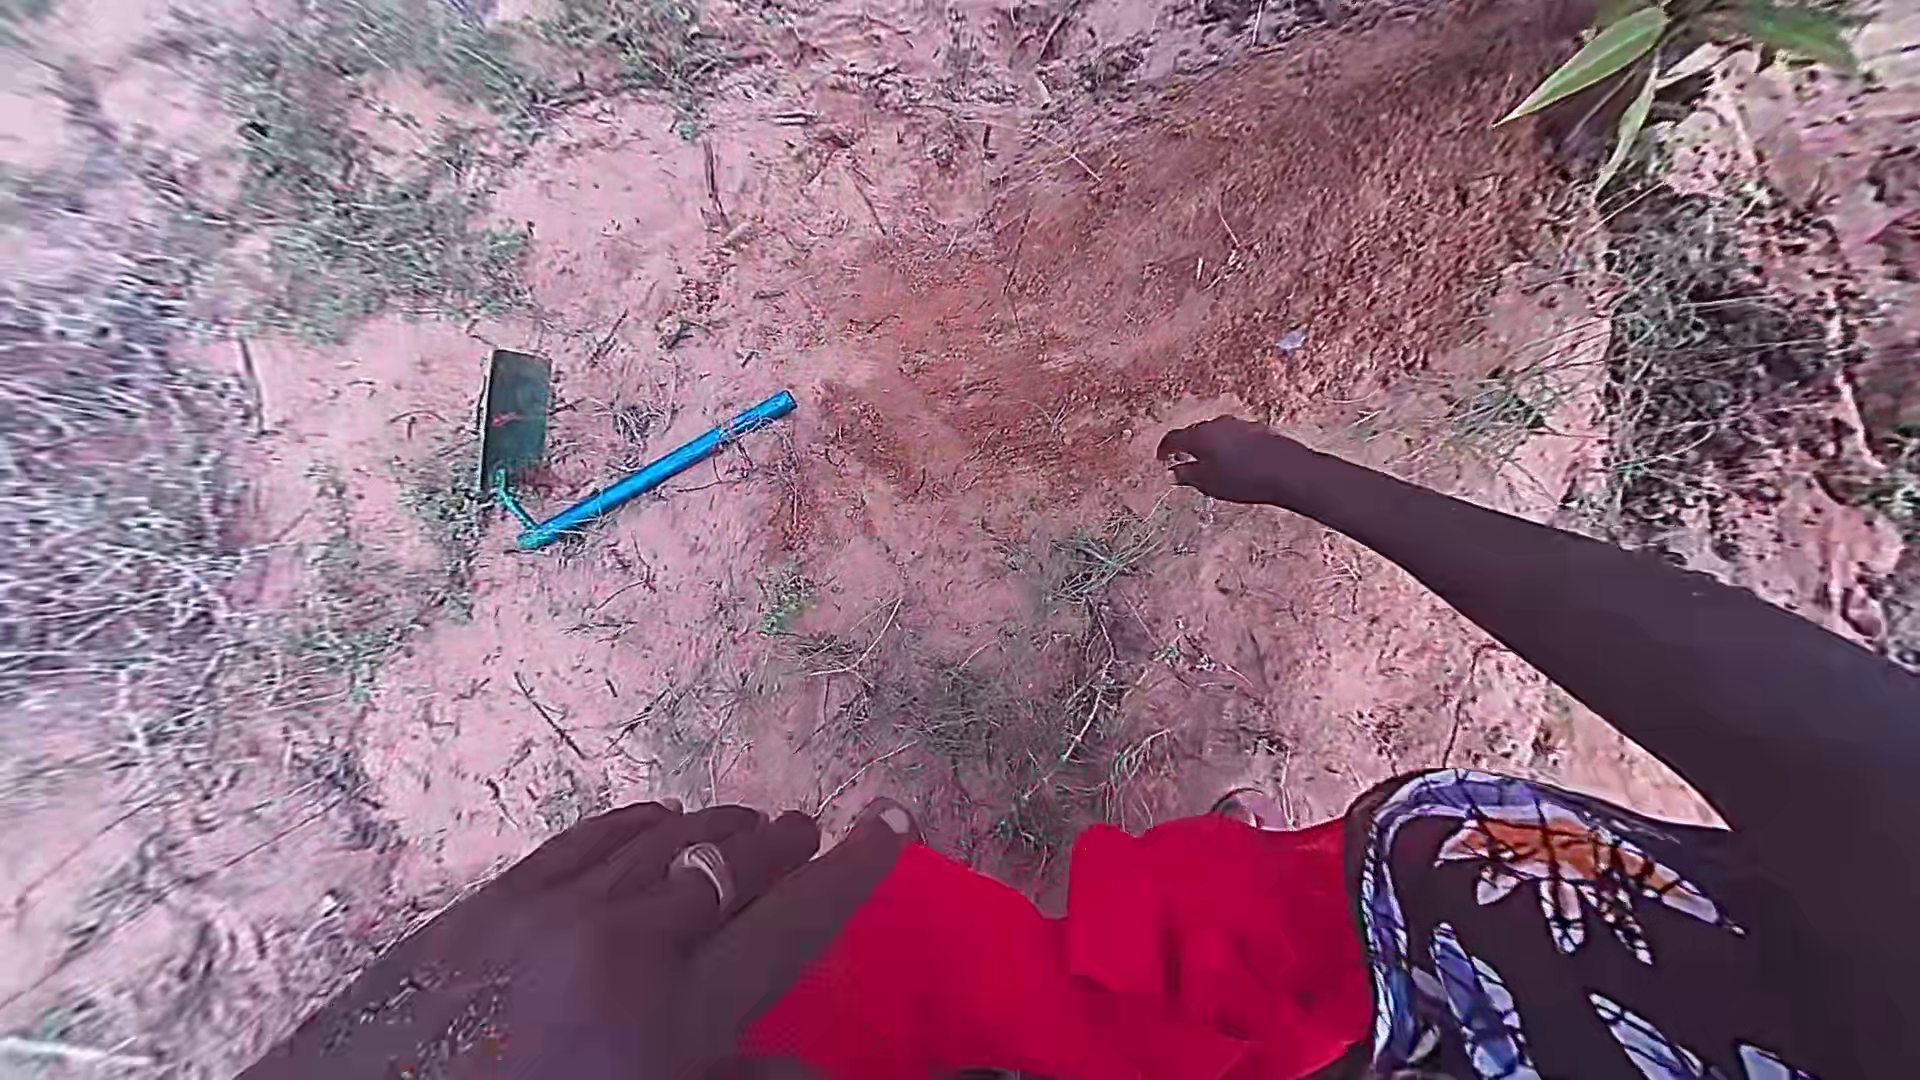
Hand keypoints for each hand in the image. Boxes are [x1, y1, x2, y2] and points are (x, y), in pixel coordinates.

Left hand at [241, 800, 911, 1079]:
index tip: (894, 816)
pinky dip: (648, 824)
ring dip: (724, 829)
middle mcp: (620, 950)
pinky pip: (598, 834)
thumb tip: (808, 1056)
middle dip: (786, 841)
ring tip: (746, 831)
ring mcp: (549, 913)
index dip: (857, 865)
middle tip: (805, 833)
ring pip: (675, 837)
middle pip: (739, 862)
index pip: (795, 922)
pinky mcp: (490, 900)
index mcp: (663, 1030)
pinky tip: (664, 825)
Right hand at [1157, 416, 1314, 504]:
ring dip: (1208, 447)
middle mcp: (1218, 424)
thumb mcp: (1207, 482)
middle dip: (1186, 447)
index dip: (1164, 449)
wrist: (1288, 472)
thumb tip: (1174, 472)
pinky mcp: (1259, 430)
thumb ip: (1186, 475)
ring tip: (1209, 466)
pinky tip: (1233, 464)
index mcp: (1200, 435)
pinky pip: (1234, 437)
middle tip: (1182, 462)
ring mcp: (1240, 425)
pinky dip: (1227, 448)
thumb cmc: (1244, 478)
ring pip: (1216, 434)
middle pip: (1195, 433)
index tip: (1161, 458)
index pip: (1173, 438)